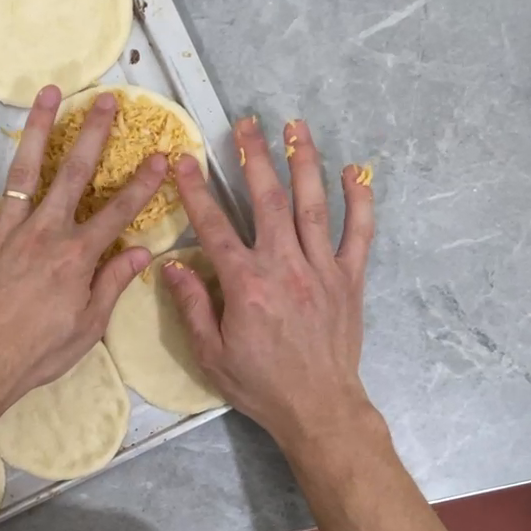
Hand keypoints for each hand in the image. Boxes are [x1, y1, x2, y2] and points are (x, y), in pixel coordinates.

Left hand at [0, 85, 166, 414]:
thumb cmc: (37, 353)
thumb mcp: (87, 327)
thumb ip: (112, 284)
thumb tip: (143, 252)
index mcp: (77, 257)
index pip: (118, 212)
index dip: (142, 184)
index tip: (160, 156)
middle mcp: (45, 233)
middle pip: (74, 174)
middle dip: (93, 134)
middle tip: (106, 100)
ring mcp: (7, 231)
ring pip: (26, 170)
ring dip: (38, 128)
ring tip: (48, 93)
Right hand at [164, 116, 376, 447]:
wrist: (317, 407)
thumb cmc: (259, 385)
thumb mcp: (211, 354)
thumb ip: (193, 306)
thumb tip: (171, 267)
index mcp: (245, 285)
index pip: (215, 228)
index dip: (197, 192)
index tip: (185, 161)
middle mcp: (284, 267)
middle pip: (268, 201)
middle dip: (254, 158)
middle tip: (246, 124)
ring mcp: (322, 269)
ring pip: (313, 205)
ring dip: (303, 162)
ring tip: (296, 127)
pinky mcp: (349, 279)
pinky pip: (358, 233)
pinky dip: (359, 200)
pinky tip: (356, 171)